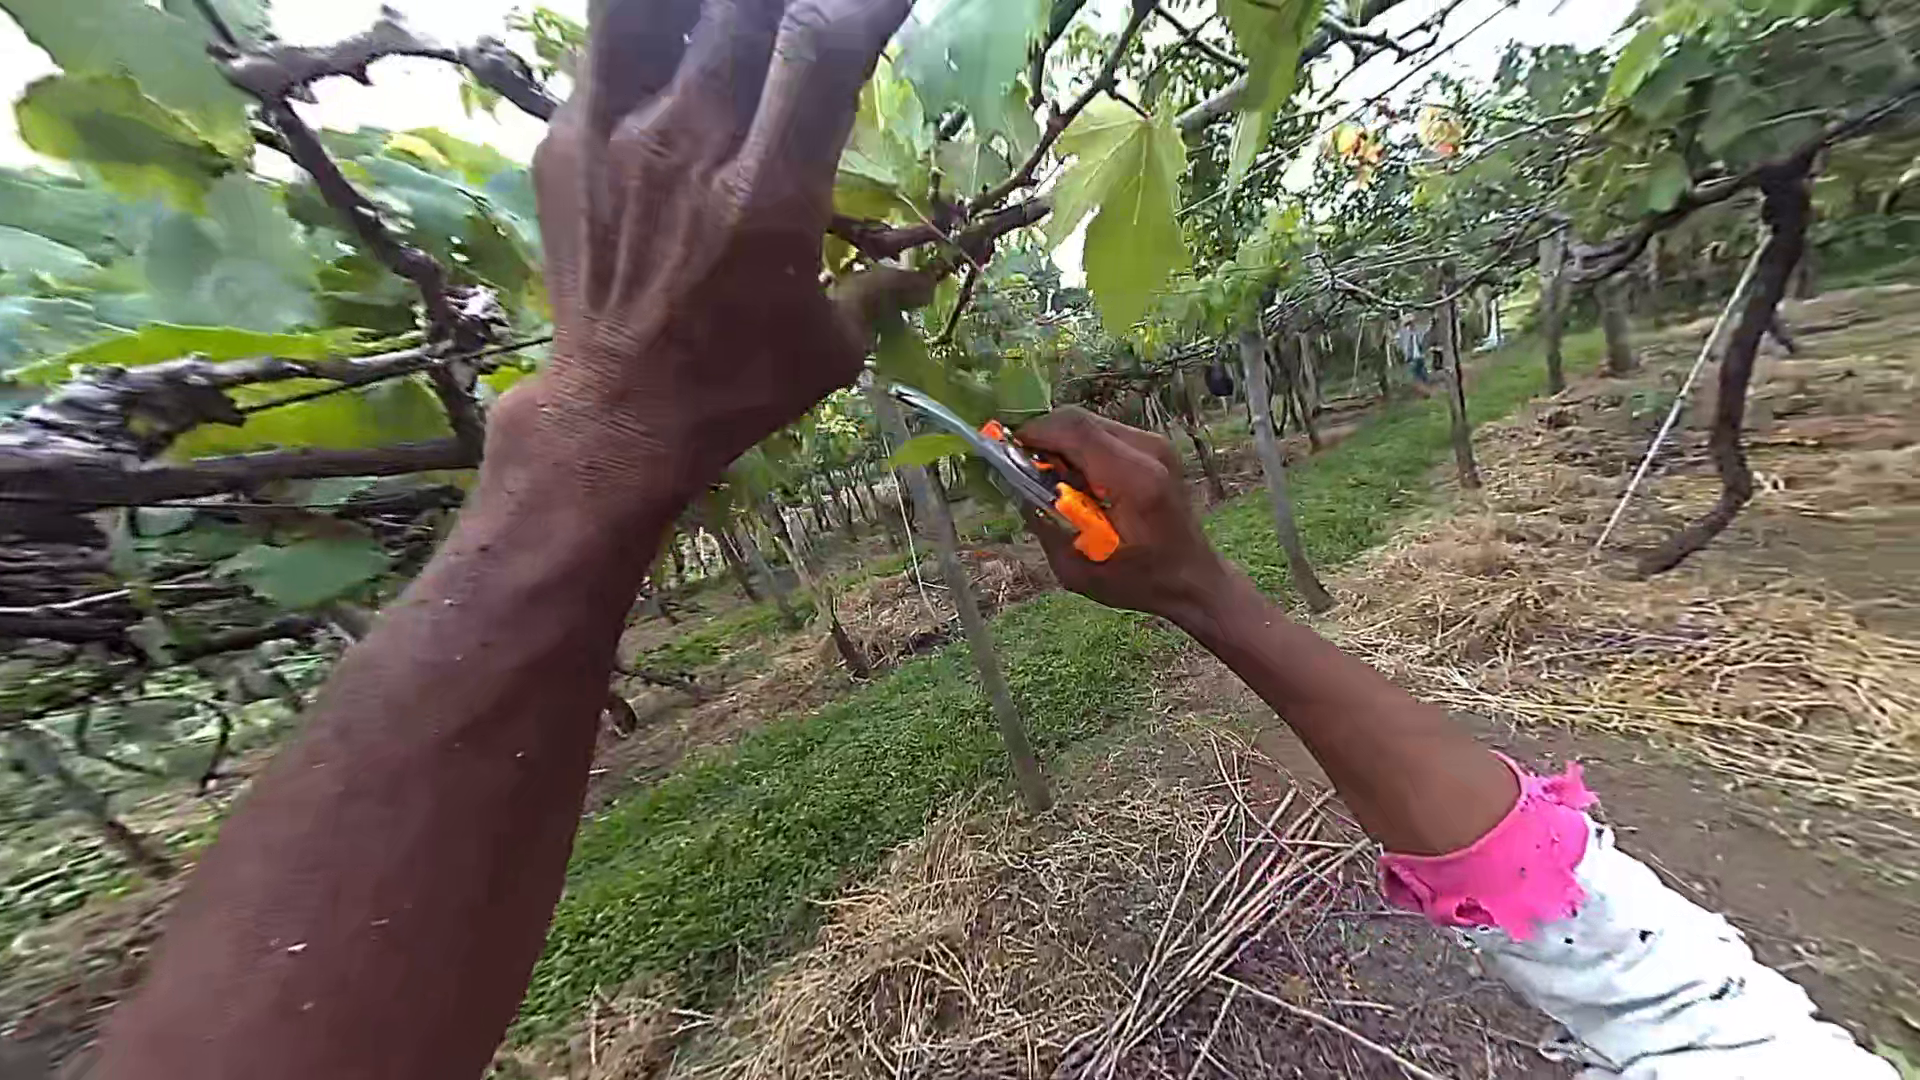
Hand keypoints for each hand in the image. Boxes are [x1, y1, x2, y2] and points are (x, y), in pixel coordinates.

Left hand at [491, 0, 918, 513]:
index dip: (866, 8)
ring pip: (659, 3)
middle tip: (815, 31)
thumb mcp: (831, 350)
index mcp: (771, 197)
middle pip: (748, 8)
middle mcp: (693, 142)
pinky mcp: (567, 140)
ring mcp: (617, 131)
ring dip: (717, 14)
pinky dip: (654, 33)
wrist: (625, 413)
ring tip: (741, 39)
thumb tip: (921, 276)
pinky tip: (681, 64)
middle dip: (800, 6)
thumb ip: (877, 294)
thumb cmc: (742, 387)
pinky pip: (608, 44)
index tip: (888, 8)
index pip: (825, 48)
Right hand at [1016, 407, 1237, 625]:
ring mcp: (1156, 445)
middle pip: (1079, 419)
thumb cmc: (1139, 581)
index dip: (1034, 433)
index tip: (1009, 453)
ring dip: (1062, 447)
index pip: (1075, 429)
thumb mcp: (1077, 568)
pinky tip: (1081, 484)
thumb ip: (1043, 523)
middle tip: (1030, 474)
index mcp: (1135, 480)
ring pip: (1089, 423)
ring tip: (1058, 485)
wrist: (1193, 579)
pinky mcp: (1155, 447)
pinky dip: (1080, 451)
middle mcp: (1149, 451)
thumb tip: (1015, 487)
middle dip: (1044, 440)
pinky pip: (1103, 434)